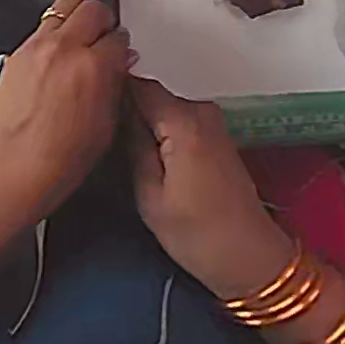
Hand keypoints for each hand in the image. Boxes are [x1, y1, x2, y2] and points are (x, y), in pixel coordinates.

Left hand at [0, 0, 130, 230]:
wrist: (8, 171)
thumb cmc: (53, 161)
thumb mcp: (104, 128)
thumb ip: (114, 88)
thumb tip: (117, 70)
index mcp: (93, 67)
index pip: (118, 37)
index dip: (122, 47)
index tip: (120, 54)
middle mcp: (64, 48)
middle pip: (92, 9)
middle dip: (103, 21)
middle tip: (104, 38)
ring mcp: (37, 47)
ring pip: (64, 7)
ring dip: (76, 19)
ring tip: (80, 39)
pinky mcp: (16, 53)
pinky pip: (41, 27)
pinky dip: (53, 34)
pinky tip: (56, 55)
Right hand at [127, 77, 293, 297]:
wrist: (251, 257)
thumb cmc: (198, 234)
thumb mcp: (150, 196)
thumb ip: (134, 146)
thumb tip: (120, 114)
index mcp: (183, 121)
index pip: (139, 86)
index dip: (114, 92)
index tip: (93, 110)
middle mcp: (200, 110)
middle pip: (153, 96)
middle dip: (130, 112)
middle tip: (107, 140)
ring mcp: (212, 120)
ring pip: (165, 108)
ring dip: (147, 124)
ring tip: (127, 153)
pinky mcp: (217, 133)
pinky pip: (180, 119)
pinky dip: (164, 132)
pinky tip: (154, 158)